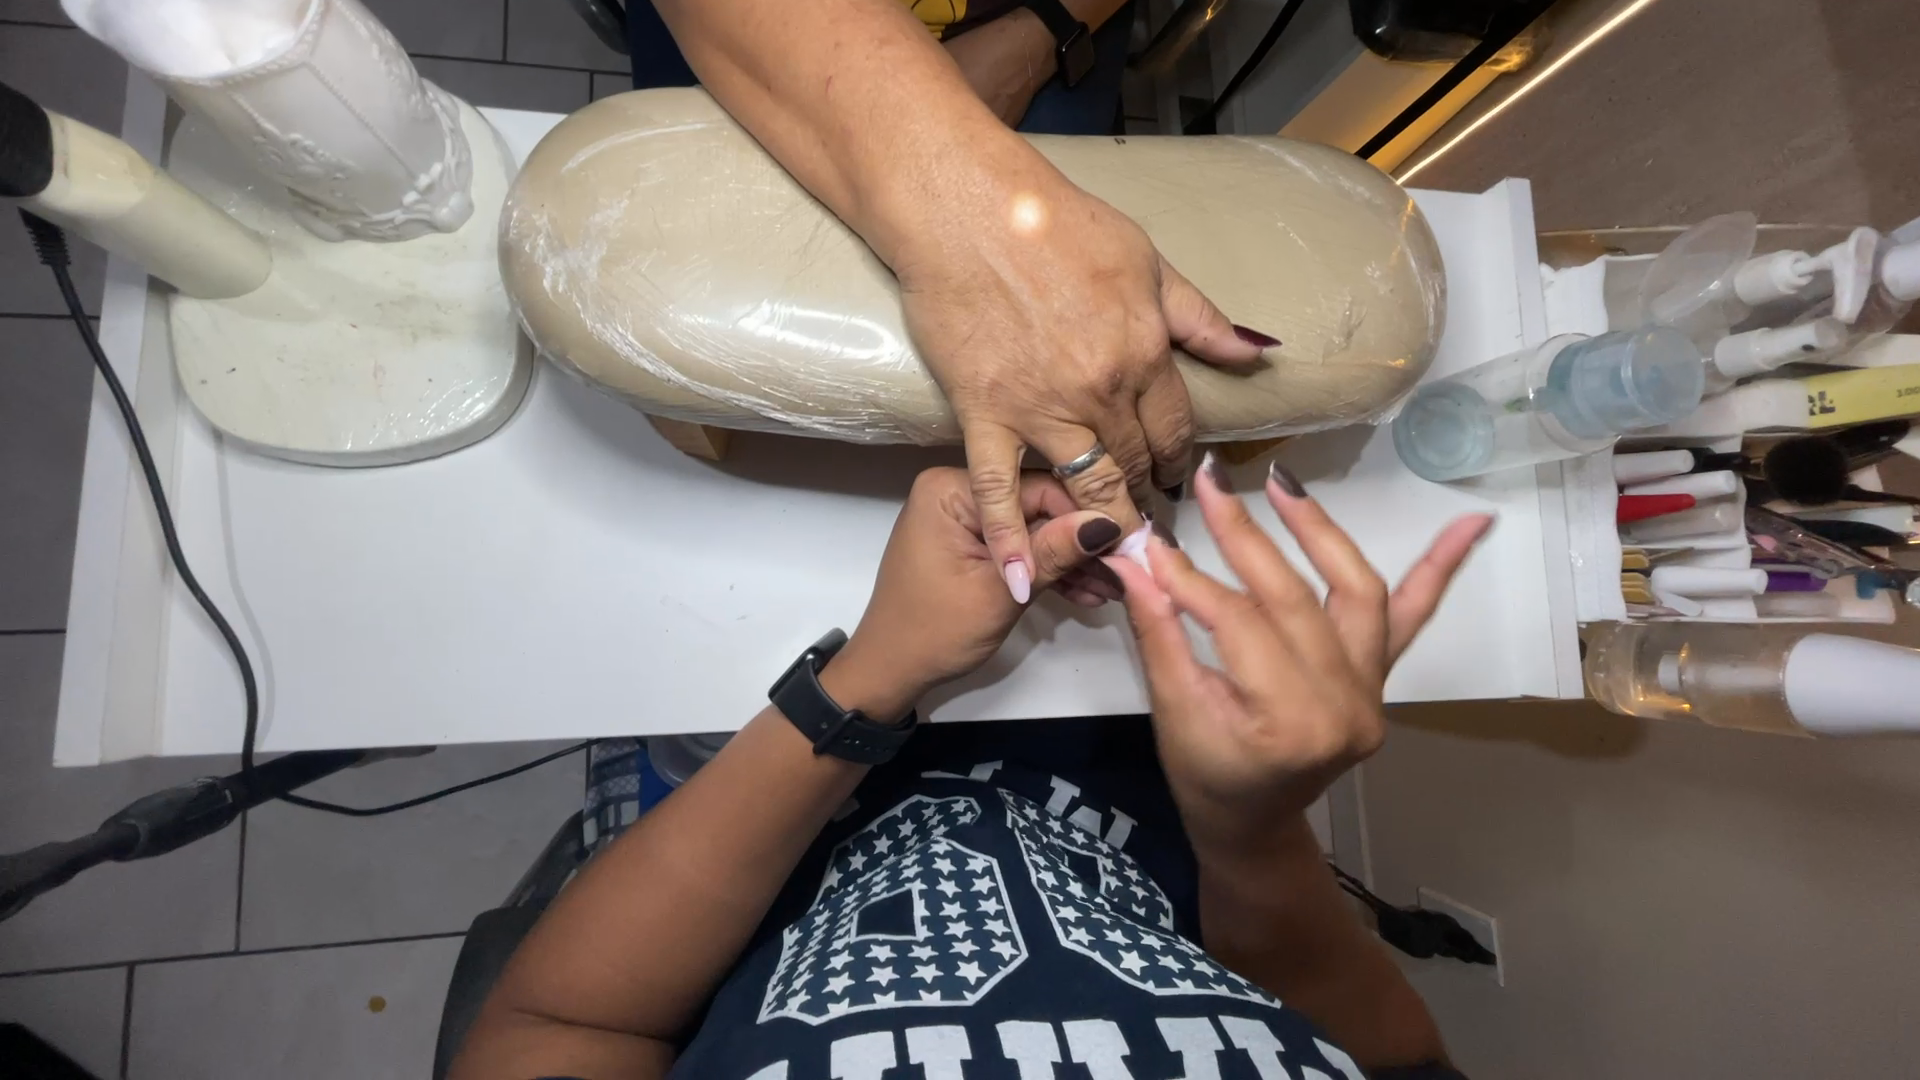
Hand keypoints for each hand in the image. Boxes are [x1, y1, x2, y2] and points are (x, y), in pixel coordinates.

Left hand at [823, 467, 1126, 721]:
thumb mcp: (1000, 592)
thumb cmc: (936, 630)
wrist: (893, 670)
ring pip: (1034, 530)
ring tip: (1116, 588)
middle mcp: (959, 491)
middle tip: (1129, 568)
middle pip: (1039, 507)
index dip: (1087, 516)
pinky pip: (1019, 547)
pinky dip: (1048, 570)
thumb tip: (1111, 522)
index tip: (1131, 542)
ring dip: (1071, 562)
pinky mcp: (974, 543)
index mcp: (953, 489)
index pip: (1038, 487)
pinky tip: (1088, 591)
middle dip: (1082, 543)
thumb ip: (1053, 552)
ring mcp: (967, 518)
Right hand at [893, 174, 1271, 606]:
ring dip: (1106, 523)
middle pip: (1136, 462)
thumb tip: (1257, 354)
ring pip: (1086, 486)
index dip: (1180, 459)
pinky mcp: (985, 417)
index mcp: (1144, 352)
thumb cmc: (1057, 225)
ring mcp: (1040, 412)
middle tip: (1152, 523)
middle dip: (1150, 495)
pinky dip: (1010, 537)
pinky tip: (1021, 581)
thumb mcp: (1147, 260)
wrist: (968, 212)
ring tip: (1117, 550)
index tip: (1178, 478)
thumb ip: (1201, 318)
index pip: (1175, 428)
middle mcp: (1100, 393)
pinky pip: (999, 489)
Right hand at [1104, 455, 1492, 859]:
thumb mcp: (1171, 708)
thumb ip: (1156, 629)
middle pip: (1292, 597)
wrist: (1253, 825)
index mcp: (1289, 721)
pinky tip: (1472, 524)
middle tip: (1209, 482)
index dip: (1189, 577)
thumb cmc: (1204, 778)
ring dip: (1321, 530)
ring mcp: (1373, 690)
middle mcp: (1347, 703)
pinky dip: (1439, 569)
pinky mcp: (1380, 680)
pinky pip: (1411, 619)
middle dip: (1244, 534)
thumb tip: (1131, 557)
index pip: (1235, 623)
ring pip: (1354, 590)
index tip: (1151, 539)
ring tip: (1284, 484)